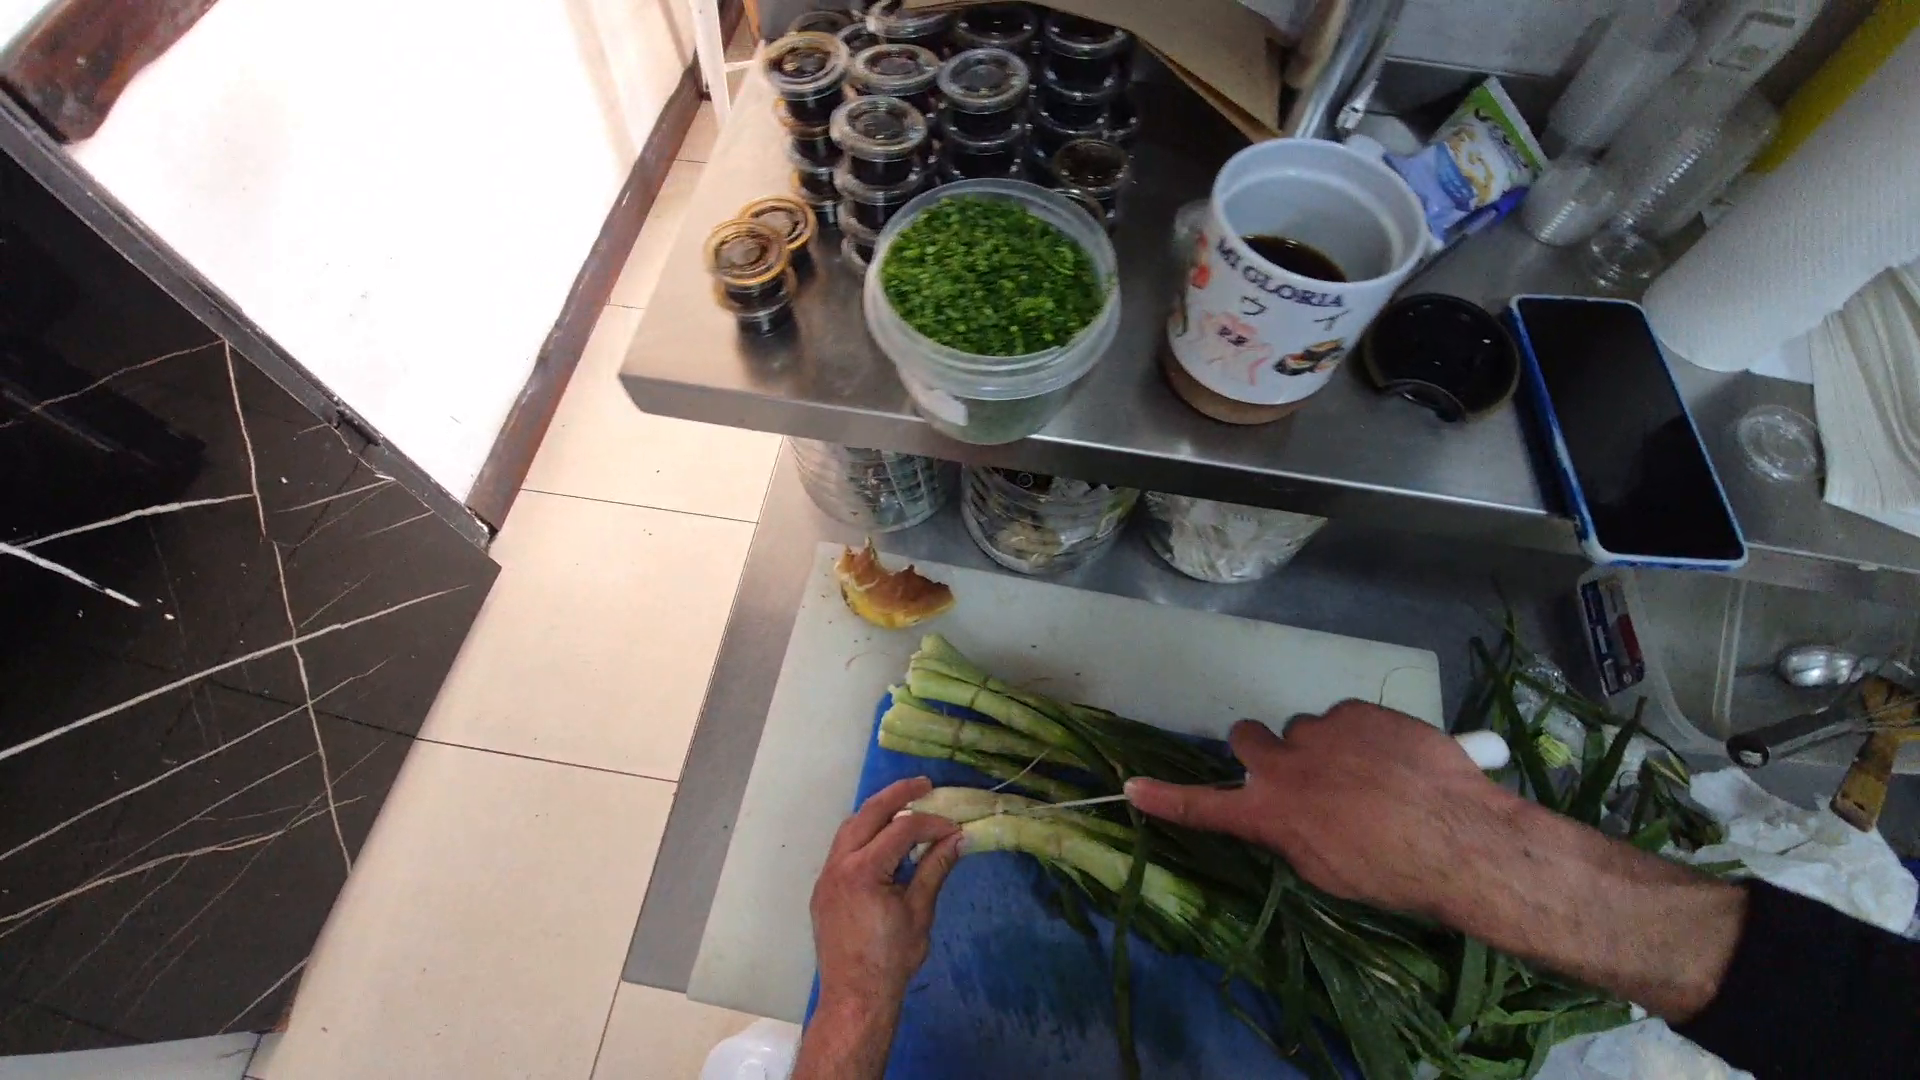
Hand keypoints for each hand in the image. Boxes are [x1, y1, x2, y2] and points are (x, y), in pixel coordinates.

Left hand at [810, 776, 963, 1006]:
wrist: (854, 999)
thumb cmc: (891, 960)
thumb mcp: (919, 911)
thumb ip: (935, 868)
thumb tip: (958, 838)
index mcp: (863, 870)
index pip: (901, 829)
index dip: (930, 823)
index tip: (953, 827)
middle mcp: (838, 864)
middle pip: (868, 812)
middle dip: (897, 794)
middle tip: (924, 783)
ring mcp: (826, 875)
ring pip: (850, 826)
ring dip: (877, 811)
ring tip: (905, 805)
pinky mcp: (824, 887)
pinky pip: (843, 846)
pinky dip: (864, 833)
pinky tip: (884, 838)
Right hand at [1126, 702, 1745, 1021]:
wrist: (1466, 840)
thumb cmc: (1396, 875)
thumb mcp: (1327, 872)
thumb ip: (1288, 834)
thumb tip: (1281, 815)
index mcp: (1270, 813)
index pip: (1203, 805)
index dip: (1165, 798)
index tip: (1133, 787)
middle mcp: (1283, 765)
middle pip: (1247, 736)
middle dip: (1266, 749)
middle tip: (1304, 772)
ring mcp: (1318, 731)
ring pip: (1306, 729)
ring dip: (1325, 746)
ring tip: (1372, 774)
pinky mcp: (1357, 711)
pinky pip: (1347, 717)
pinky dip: (1363, 734)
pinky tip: (1396, 758)